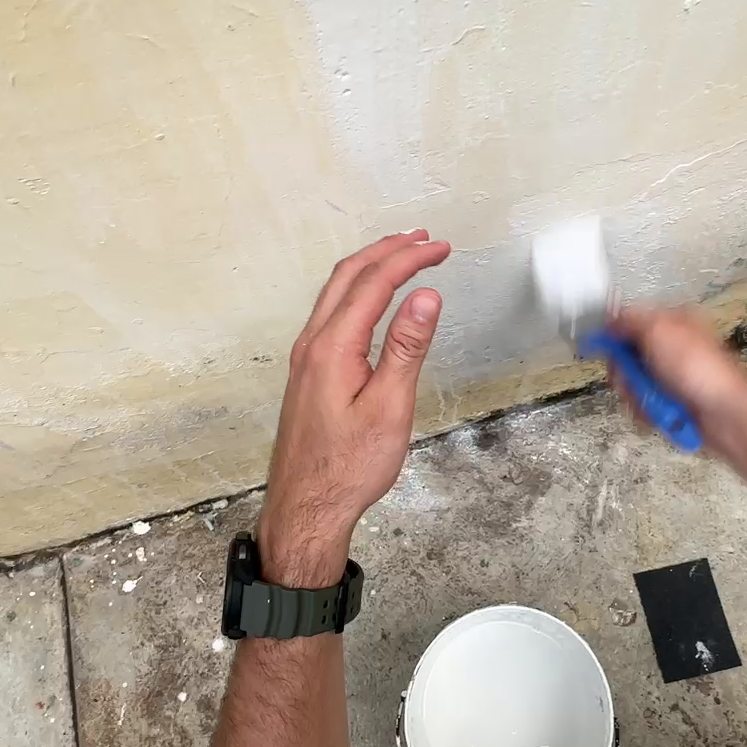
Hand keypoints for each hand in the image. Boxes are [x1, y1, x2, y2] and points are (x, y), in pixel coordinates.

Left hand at [259, 230, 450, 585]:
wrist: (306, 507)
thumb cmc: (350, 466)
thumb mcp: (389, 408)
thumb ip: (406, 348)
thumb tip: (425, 295)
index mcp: (333, 347)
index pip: (373, 284)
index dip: (409, 258)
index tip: (441, 247)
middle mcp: (312, 344)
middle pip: (347, 276)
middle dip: (386, 250)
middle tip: (424, 239)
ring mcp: (306, 357)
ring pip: (335, 292)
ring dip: (369, 266)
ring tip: (401, 255)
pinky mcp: (308, 372)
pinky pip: (331, 312)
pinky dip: (356, 290)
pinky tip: (372, 299)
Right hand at [605, 305, 746, 425]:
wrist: (725, 414)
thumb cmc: (697, 368)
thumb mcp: (657, 329)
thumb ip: (627, 320)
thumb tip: (608, 321)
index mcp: (671, 322)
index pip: (627, 323)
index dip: (613, 337)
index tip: (602, 348)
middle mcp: (670, 348)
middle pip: (626, 358)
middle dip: (625, 373)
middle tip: (635, 379)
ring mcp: (671, 377)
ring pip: (632, 385)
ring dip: (636, 395)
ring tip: (653, 400)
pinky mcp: (672, 402)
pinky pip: (644, 405)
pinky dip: (646, 411)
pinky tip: (658, 413)